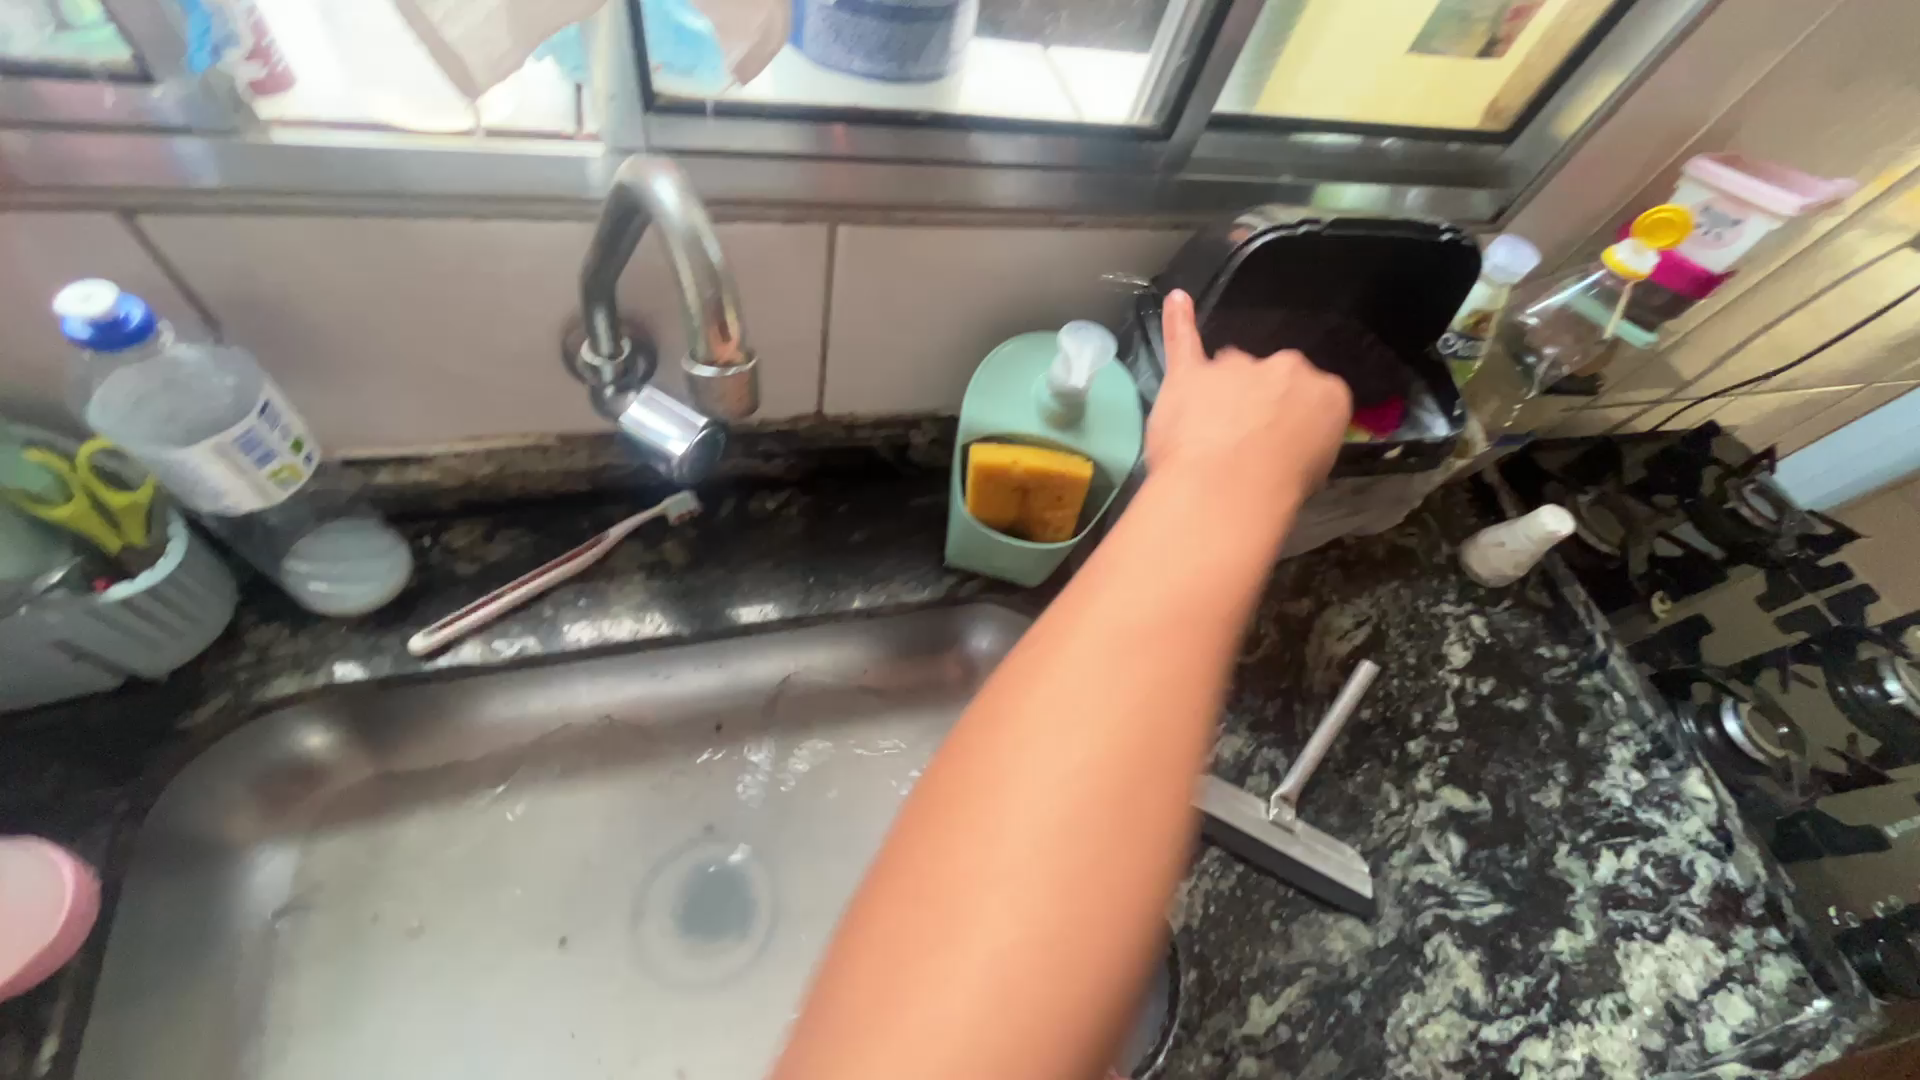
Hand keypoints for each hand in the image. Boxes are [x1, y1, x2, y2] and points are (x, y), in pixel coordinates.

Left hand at [1145, 289, 1352, 520]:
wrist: (1226, 487)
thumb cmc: (1276, 490)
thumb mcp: (1314, 470)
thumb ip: (1301, 442)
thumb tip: (1287, 443)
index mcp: (1326, 393)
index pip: (1310, 398)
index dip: (1288, 424)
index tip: (1277, 445)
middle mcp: (1284, 369)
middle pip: (1266, 380)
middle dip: (1253, 406)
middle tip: (1238, 444)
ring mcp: (1234, 367)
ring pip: (1226, 371)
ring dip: (1217, 394)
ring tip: (1205, 431)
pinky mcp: (1190, 374)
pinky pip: (1184, 339)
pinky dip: (1178, 321)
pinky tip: (1176, 302)